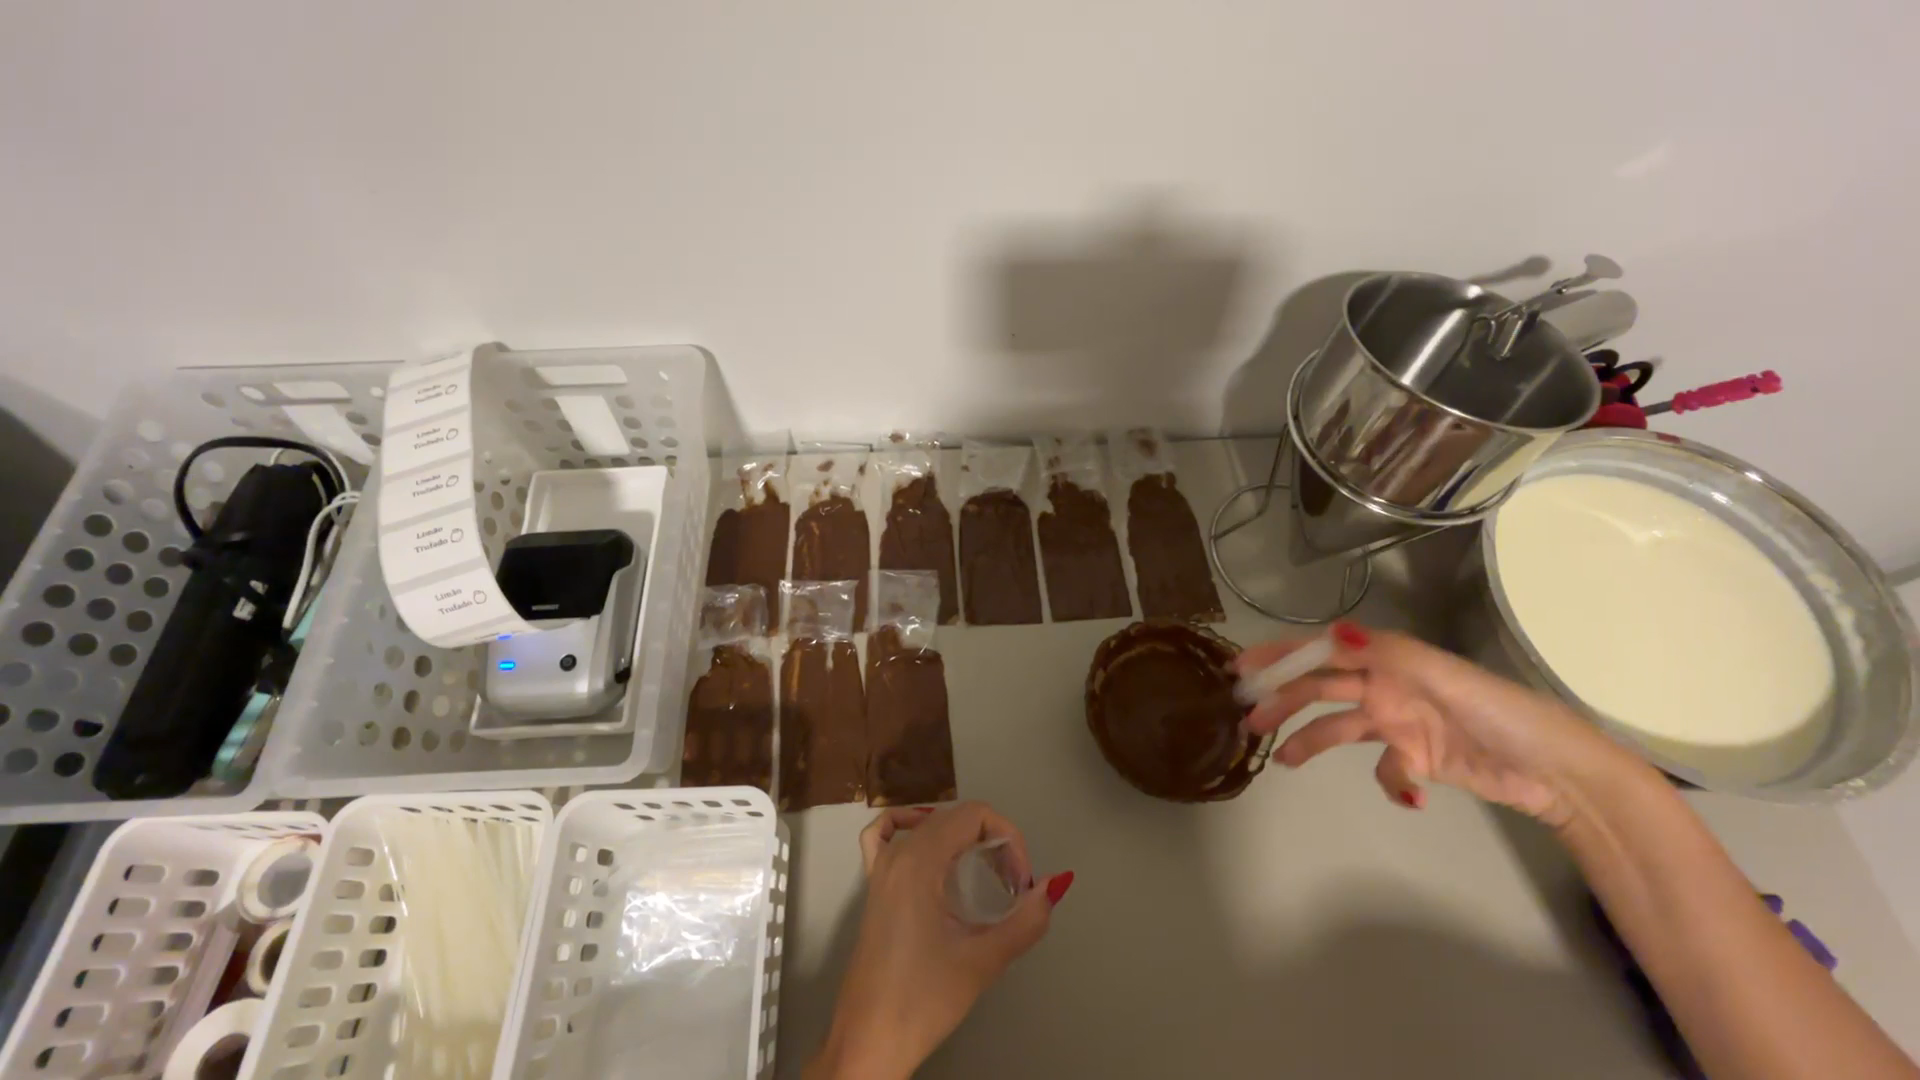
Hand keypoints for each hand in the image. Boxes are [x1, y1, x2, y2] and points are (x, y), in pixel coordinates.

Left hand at [807, 802, 1071, 1079]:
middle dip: (992, 842)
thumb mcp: (983, 961)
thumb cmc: (923, 999)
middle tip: (1012, 890)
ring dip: (962, 838)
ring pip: (927, 824)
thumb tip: (1055, 885)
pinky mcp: (874, 888)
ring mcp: (880, 869)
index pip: (974, 815)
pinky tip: (932, 848)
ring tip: (985, 873)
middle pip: (954, 817)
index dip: (1008, 840)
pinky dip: (910, 828)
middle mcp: (897, 855)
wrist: (869, 1040)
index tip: (1020, 886)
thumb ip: (1025, 920)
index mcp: (919, 862)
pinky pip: (885, 836)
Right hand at [1239, 623, 1648, 828]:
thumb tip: (1330, 632)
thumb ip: (1384, 654)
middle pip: (1322, 690)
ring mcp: (1401, 723)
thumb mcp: (1441, 676)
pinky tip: (1409, 792)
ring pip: (1339, 728)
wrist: (1558, 771)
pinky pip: (1385, 767)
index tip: (1242, 670)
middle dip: (1283, 701)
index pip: (1324, 652)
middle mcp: (1388, 686)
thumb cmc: (1500, 713)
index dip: (1282, 657)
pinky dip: (1389, 781)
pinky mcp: (1417, 757)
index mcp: (1391, 660)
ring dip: (1310, 742)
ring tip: (1282, 761)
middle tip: (1249, 721)